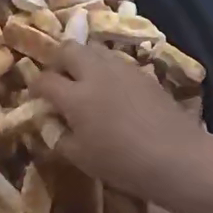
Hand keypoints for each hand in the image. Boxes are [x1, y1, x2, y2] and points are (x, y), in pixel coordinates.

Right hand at [30, 42, 212, 206]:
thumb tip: (49, 123)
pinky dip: (106, 69)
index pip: (45, 80)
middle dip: (58, 61)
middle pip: (68, 49)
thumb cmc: (123, 163)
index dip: (35, 87)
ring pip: (94, 49)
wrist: (177, 156)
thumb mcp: (81, 158)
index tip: (35, 96)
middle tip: (59, 80)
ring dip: (83, 60)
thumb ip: (59, 137)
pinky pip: (116, 61)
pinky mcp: (143, 72)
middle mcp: (95, 73)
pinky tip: (112, 91)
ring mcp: (122, 68)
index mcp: (75, 95)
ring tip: (85, 82)